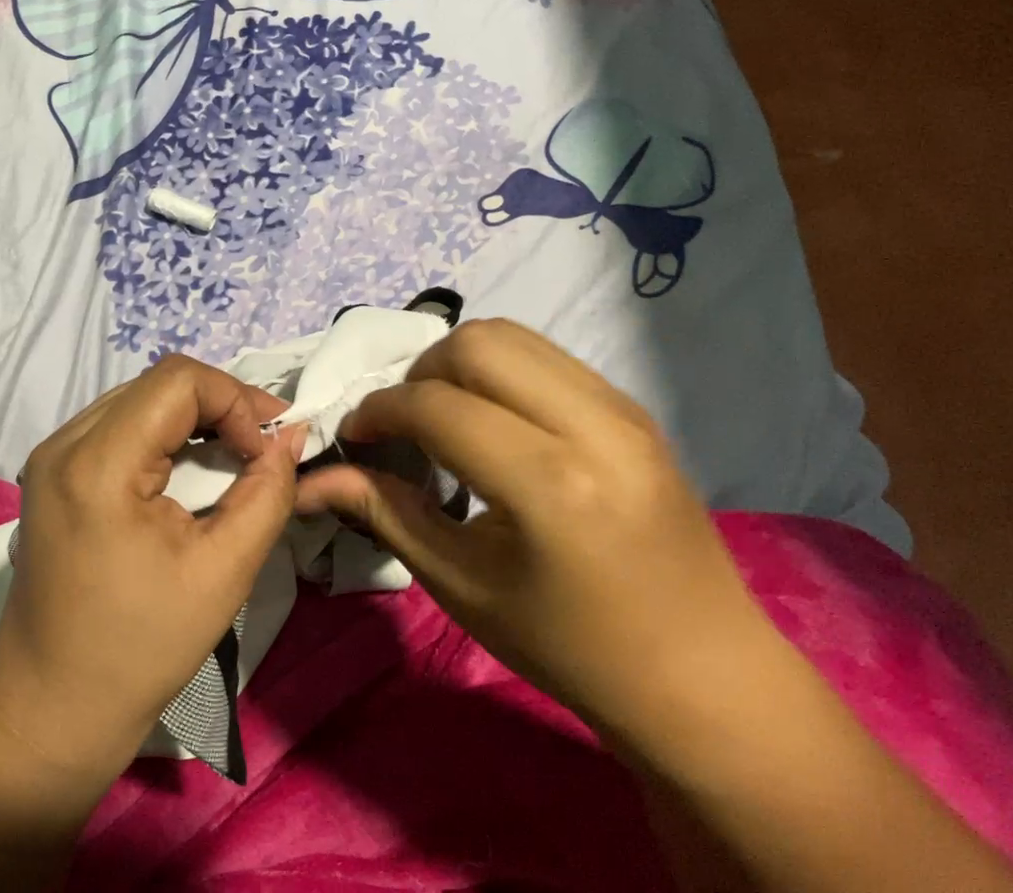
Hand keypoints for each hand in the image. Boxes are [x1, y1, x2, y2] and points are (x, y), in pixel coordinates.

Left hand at [0, 354, 304, 778]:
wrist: (54, 701)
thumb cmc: (141, 647)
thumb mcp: (222, 571)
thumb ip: (265, 492)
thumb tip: (290, 437)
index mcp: (96, 463)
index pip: (176, 380)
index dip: (236, 400)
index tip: (270, 451)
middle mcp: (62, 444)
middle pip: (154, 385)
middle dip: (219, 406)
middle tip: (266, 449)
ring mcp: (49, 459)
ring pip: (134, 402)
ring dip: (191, 421)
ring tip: (236, 459)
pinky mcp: (51, 477)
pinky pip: (114, 430)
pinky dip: (160, 439)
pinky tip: (189, 472)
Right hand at [295, 318, 768, 729]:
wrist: (699, 675)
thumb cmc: (569, 645)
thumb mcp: (461, 585)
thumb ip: (386, 513)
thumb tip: (312, 480)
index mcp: (548, 482)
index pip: (435, 404)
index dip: (377, 411)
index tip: (354, 438)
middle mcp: (594, 426)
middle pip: (477, 344)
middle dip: (418, 374)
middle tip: (402, 426)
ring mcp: (624, 411)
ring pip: (515, 338)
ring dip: (458, 367)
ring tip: (441, 421)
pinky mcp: (636, 413)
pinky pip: (548, 359)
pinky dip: (499, 375)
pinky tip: (490, 428)